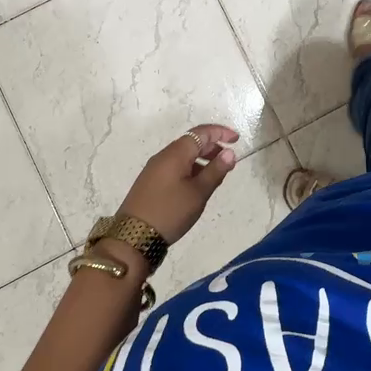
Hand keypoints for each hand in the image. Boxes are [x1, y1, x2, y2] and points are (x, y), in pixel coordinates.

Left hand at [117, 124, 239, 246]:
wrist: (133, 237)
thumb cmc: (170, 211)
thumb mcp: (198, 193)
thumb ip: (215, 170)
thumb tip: (230, 152)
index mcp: (176, 153)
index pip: (201, 132)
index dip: (220, 132)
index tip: (237, 140)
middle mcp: (163, 156)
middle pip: (191, 142)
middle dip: (212, 147)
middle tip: (229, 160)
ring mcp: (154, 169)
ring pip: (183, 156)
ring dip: (201, 159)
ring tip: (216, 175)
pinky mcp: (150, 182)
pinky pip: (175, 167)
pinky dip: (190, 169)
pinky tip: (196, 186)